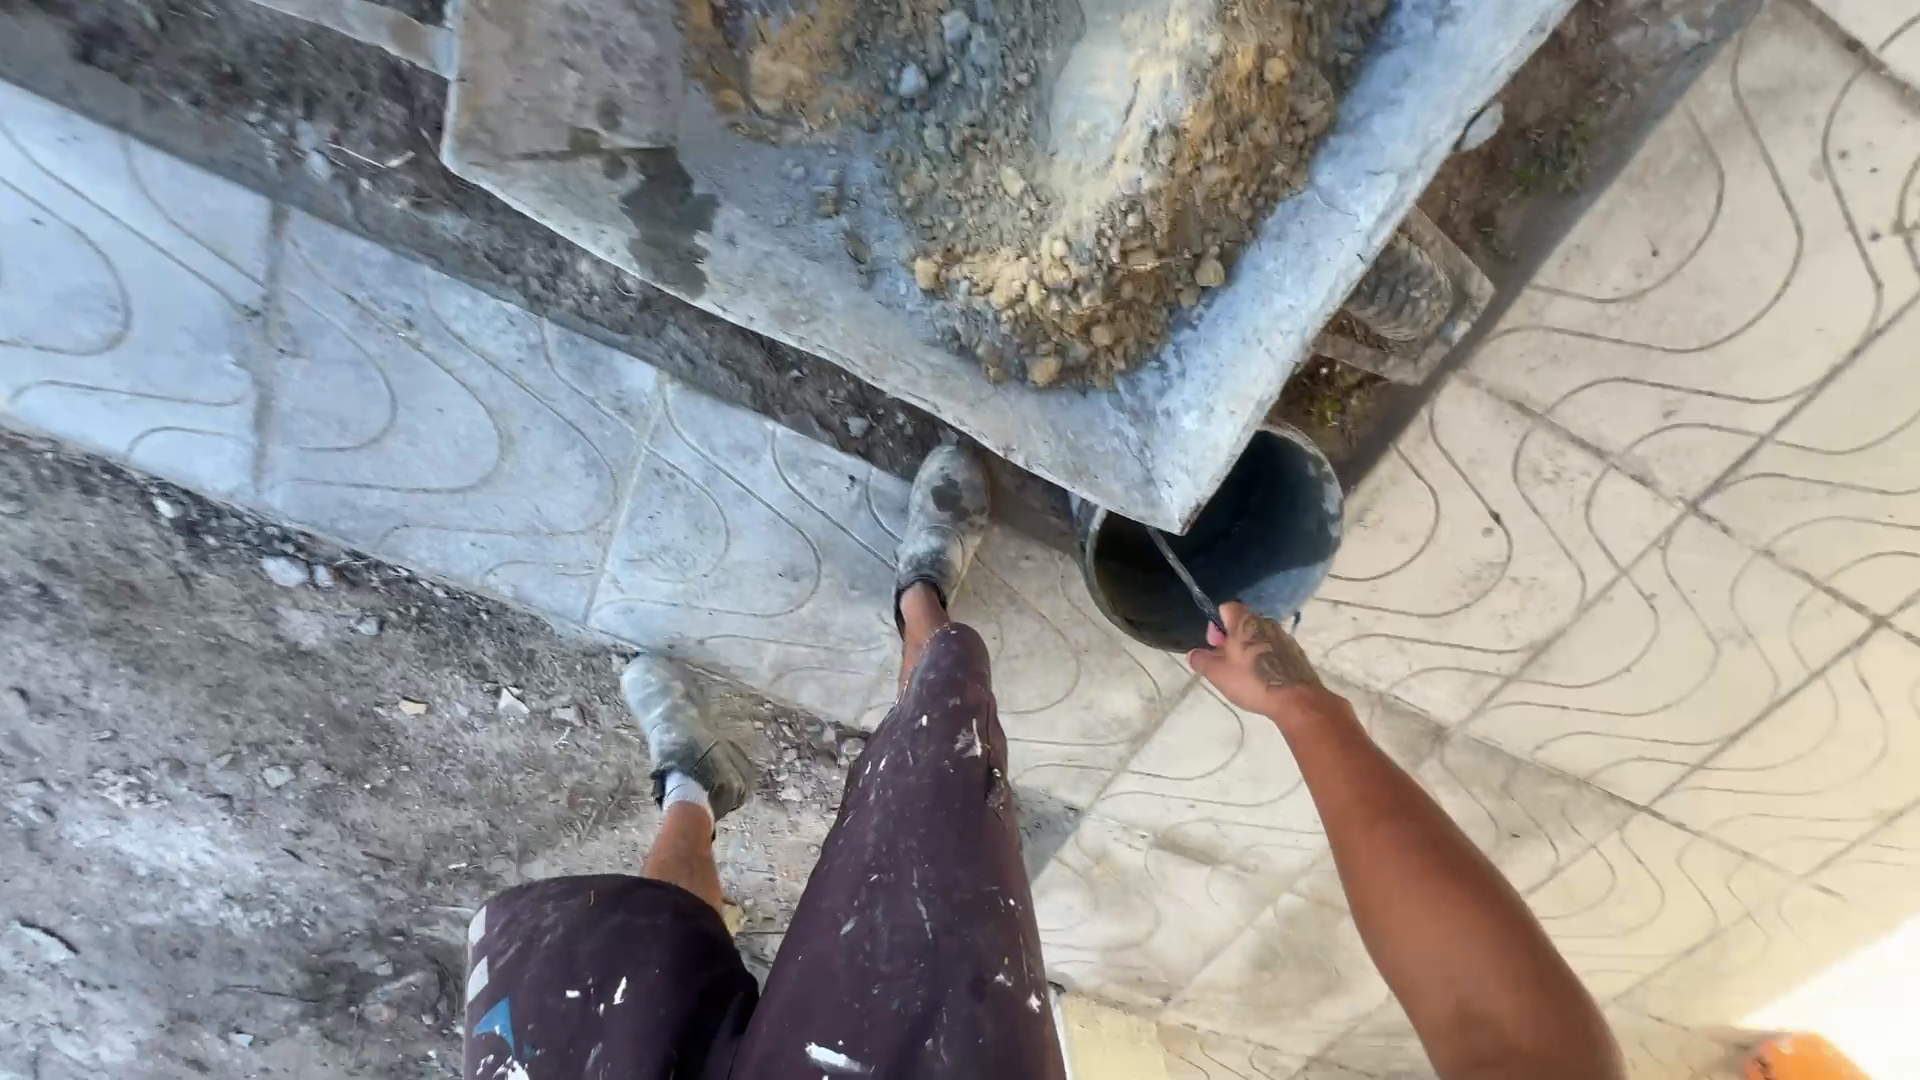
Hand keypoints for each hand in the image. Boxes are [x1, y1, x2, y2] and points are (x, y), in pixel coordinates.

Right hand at [1187, 601, 1328, 716]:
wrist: (1296, 701)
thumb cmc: (1252, 681)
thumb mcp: (1216, 673)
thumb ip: (1201, 660)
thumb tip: (1194, 654)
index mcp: (1245, 622)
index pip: (1227, 608)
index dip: (1216, 623)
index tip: (1215, 644)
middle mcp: (1266, 624)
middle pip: (1243, 624)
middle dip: (1231, 640)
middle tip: (1226, 662)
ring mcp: (1285, 638)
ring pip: (1259, 638)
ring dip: (1249, 650)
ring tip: (1245, 674)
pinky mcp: (1297, 654)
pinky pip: (1274, 650)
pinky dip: (1265, 659)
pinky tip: (1263, 679)